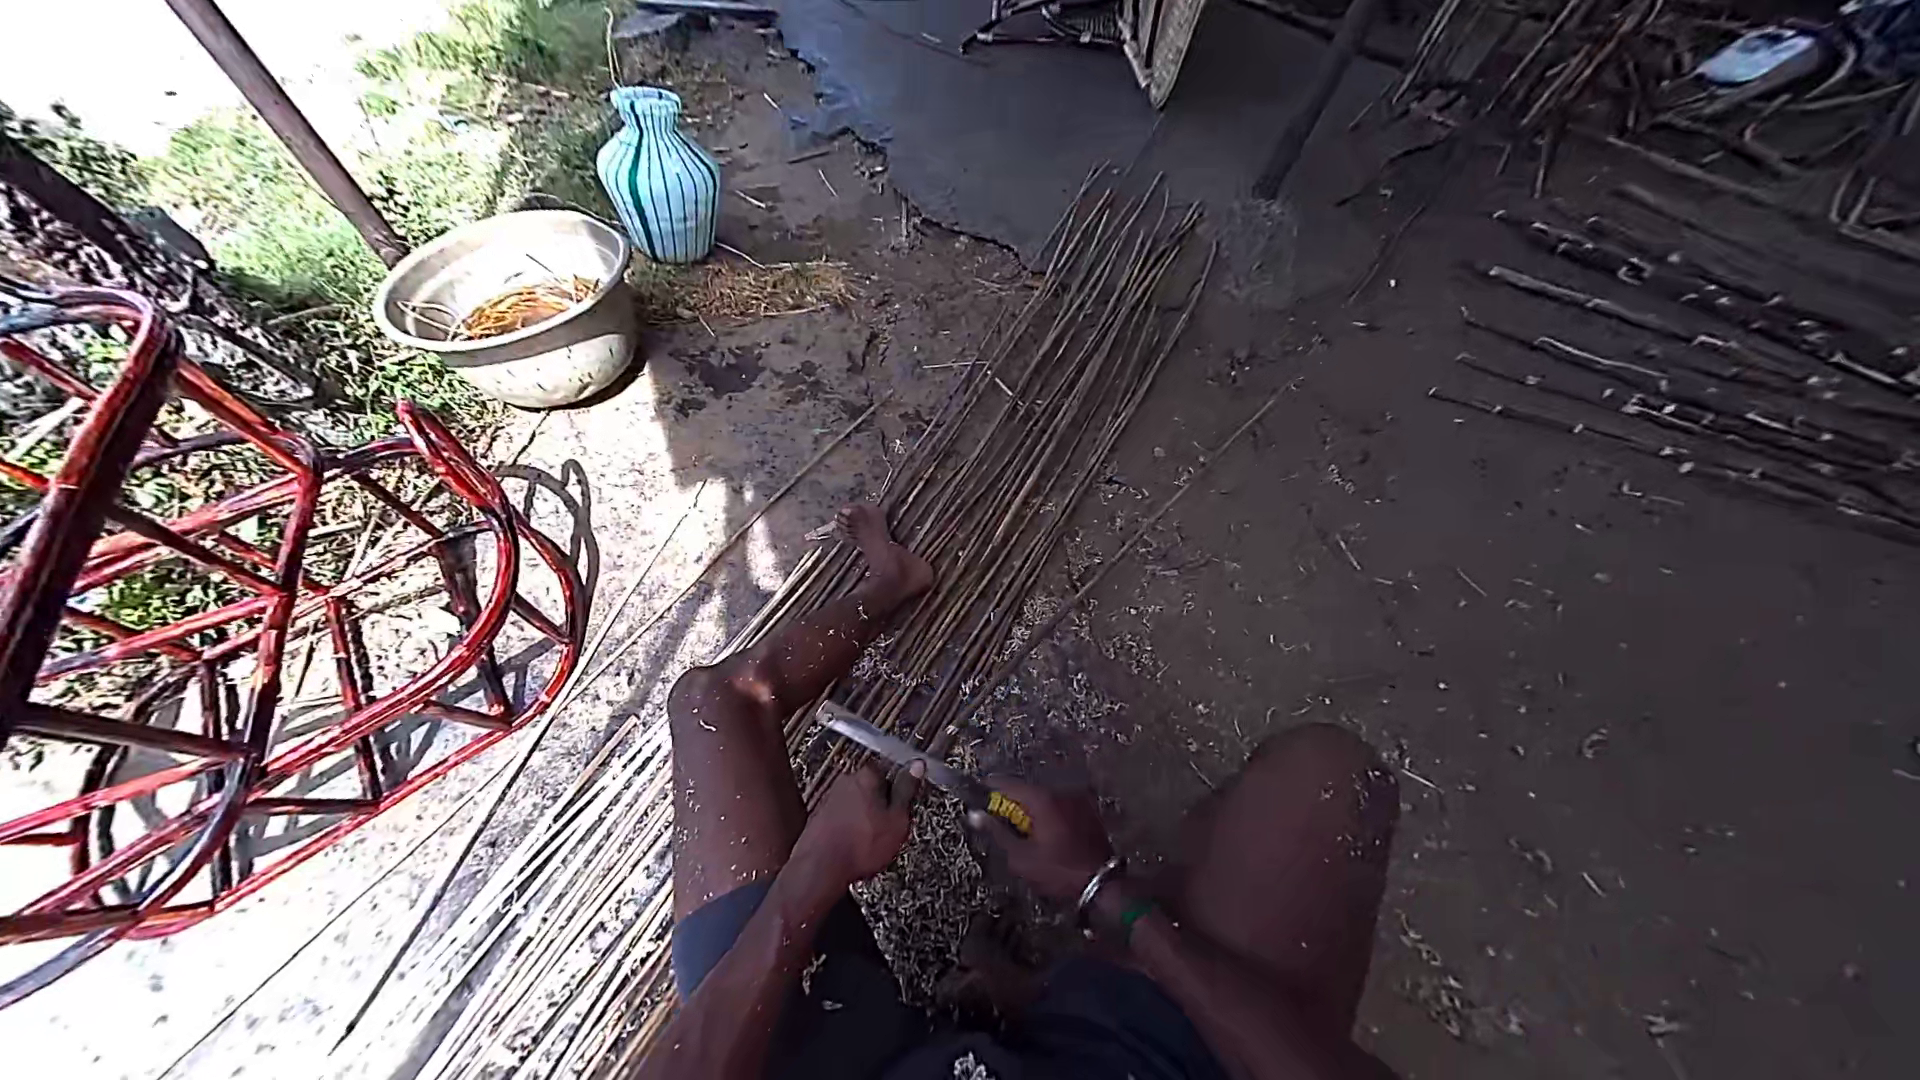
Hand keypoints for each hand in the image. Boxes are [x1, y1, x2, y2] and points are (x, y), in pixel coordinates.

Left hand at [788, 761, 922, 894]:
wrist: (819, 869)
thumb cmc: (858, 846)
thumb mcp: (897, 819)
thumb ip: (907, 789)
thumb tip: (917, 766)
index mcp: (867, 775)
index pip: (891, 771)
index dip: (900, 793)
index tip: (904, 809)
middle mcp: (846, 781)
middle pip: (874, 788)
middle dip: (882, 807)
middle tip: (889, 829)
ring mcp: (831, 798)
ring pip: (858, 805)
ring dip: (865, 820)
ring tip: (870, 843)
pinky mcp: (820, 817)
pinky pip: (844, 819)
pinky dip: (850, 830)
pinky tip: (855, 848)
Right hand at [967, 777, 1113, 903]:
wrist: (1103, 886)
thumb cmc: (1058, 871)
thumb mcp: (1021, 856)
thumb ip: (997, 832)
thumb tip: (975, 815)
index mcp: (1042, 799)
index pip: (1008, 784)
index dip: (991, 788)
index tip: (978, 793)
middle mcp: (1060, 792)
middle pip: (1027, 790)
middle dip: (1012, 802)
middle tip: (1000, 819)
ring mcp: (1076, 800)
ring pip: (1044, 798)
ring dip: (1031, 809)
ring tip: (1024, 831)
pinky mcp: (1088, 811)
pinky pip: (1060, 806)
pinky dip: (1049, 814)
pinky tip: (1046, 834)